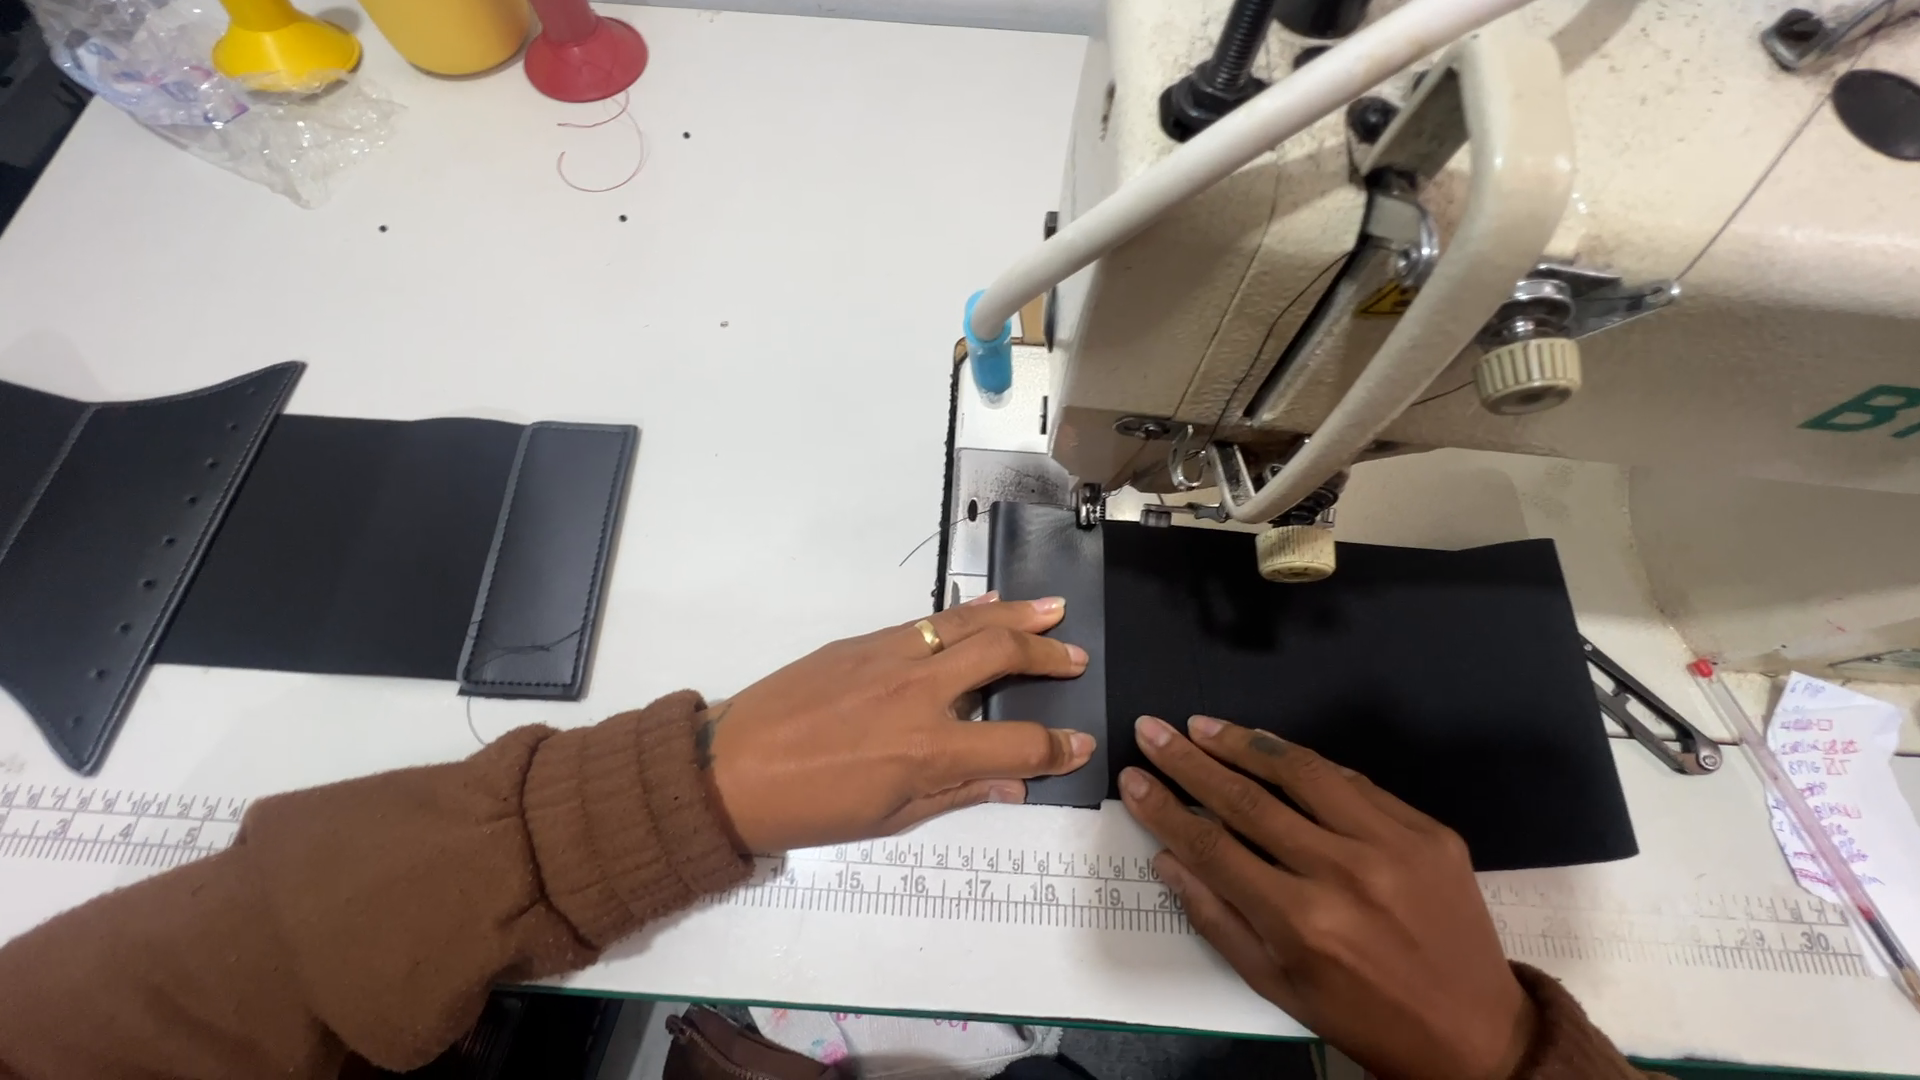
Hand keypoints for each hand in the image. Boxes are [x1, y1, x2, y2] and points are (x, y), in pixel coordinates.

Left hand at [701, 595, 1093, 851]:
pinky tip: (988, 608)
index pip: (1017, 745)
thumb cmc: (812, 809)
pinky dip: (964, 613)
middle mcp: (919, 693)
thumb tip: (1014, 784)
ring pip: (967, 623)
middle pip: (1001, 656)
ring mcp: (891, 657)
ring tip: (1051, 609)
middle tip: (1076, 656)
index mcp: (927, 750)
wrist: (732, 768)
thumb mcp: (890, 818)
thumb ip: (958, 792)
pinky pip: (927, 621)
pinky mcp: (865, 640)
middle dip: (1048, 656)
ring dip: (1015, 615)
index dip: (1058, 749)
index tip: (1080, 744)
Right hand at [1120, 715, 1534, 1079]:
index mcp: (1302, 922)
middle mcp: (1344, 874)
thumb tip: (1166, 855)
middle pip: (1247, 800)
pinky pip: (1351, 780)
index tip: (1132, 776)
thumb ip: (1216, 917)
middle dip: (1189, 760)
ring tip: (1201, 725)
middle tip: (1151, 728)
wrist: (1480, 1038)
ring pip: (1300, 773)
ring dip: (1242, 743)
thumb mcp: (1275, 986)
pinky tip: (1267, 746)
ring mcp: (1392, 845)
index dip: (1164, 808)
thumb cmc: (1361, 1017)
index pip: (1212, 846)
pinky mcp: (1428, 830)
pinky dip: (1302, 760)